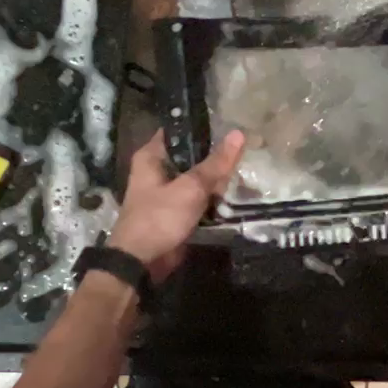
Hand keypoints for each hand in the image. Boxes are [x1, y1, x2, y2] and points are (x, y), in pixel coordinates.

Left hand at [106, 130, 243, 283]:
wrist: (141, 262)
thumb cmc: (159, 218)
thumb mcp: (190, 188)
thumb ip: (216, 164)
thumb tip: (239, 134)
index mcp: (152, 156)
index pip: (180, 130)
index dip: (204, 127)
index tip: (231, 125)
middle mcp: (158, 170)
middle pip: (193, 155)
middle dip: (217, 158)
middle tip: (246, 152)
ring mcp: (168, 192)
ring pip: (199, 178)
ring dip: (218, 181)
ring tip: (245, 173)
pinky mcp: (177, 211)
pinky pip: (200, 199)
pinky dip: (213, 199)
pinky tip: (234, 196)